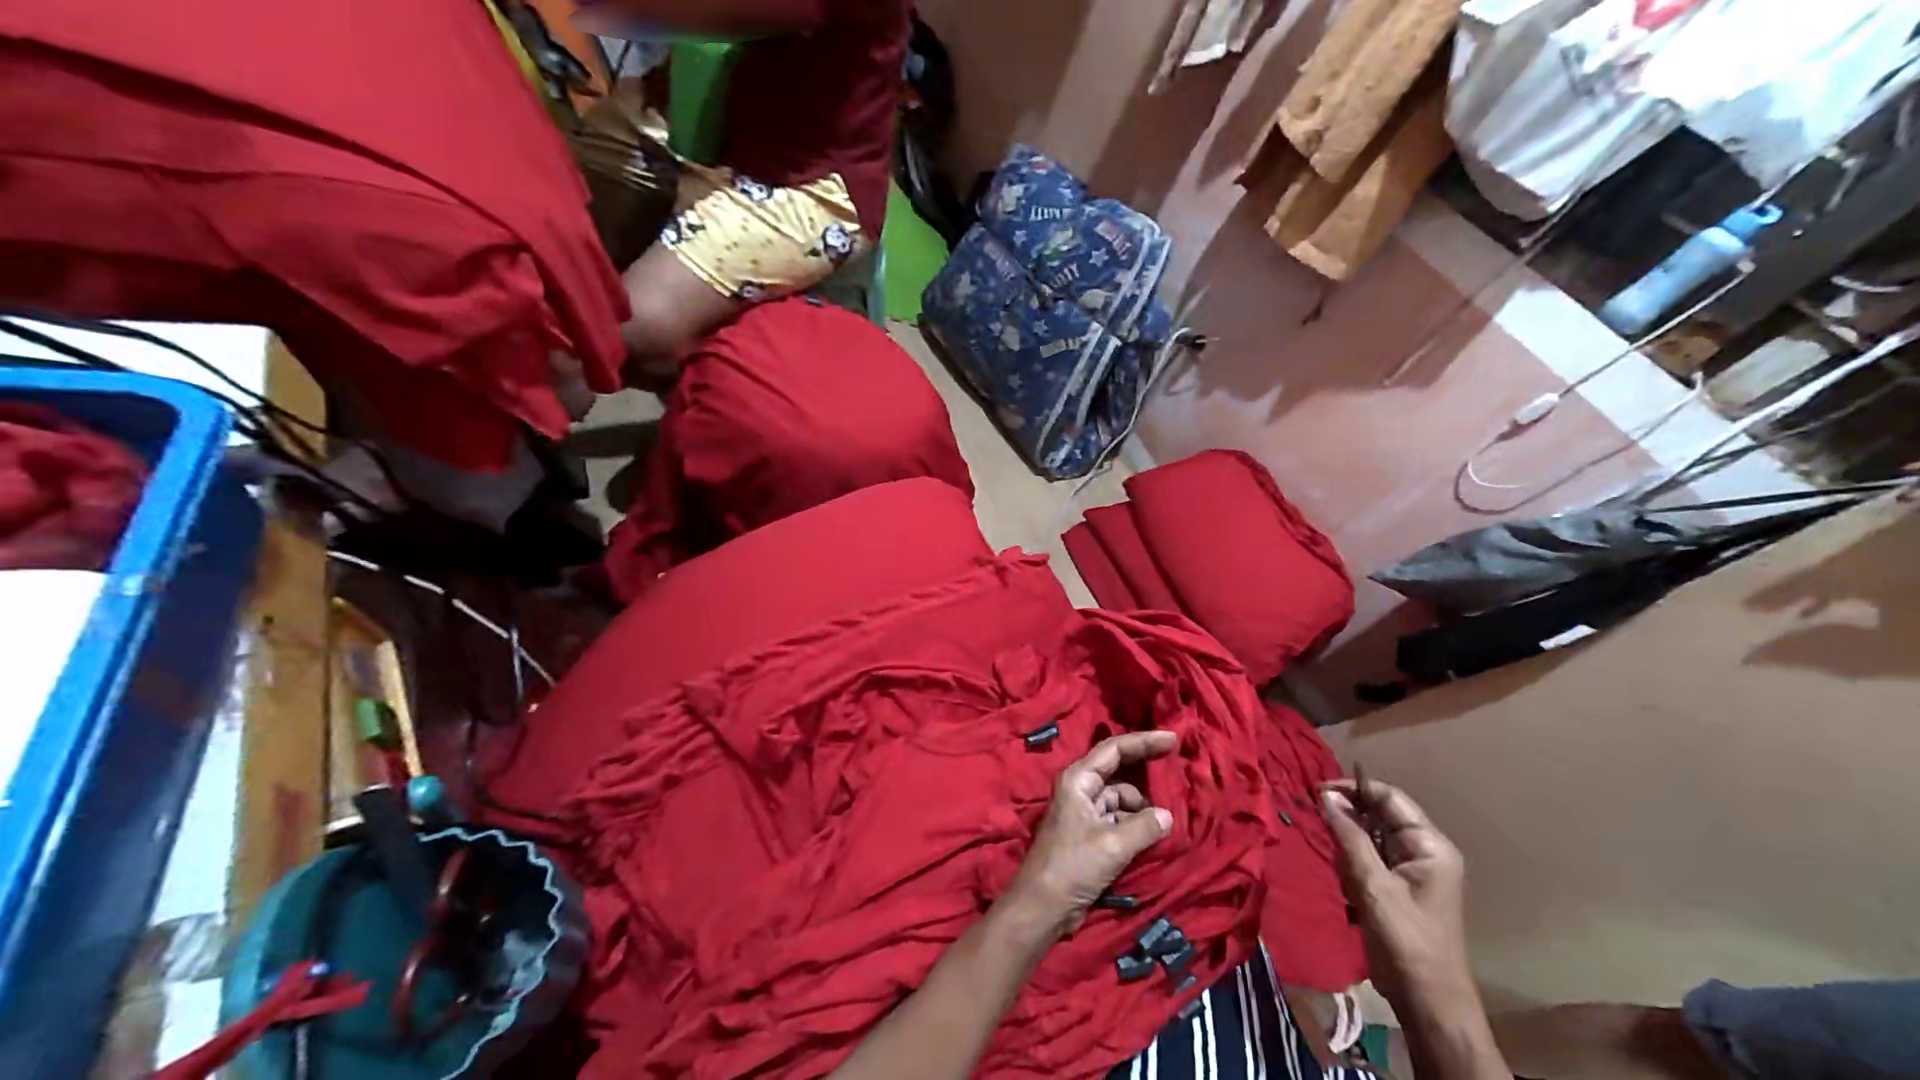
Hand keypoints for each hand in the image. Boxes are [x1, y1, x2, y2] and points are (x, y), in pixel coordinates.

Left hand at [1005, 731, 1178, 937]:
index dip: (1144, 742)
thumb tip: (1167, 816)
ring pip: (1122, 800)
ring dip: (1143, 809)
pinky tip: (1155, 836)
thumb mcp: (1113, 844)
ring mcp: (1084, 812)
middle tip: (1178, 775)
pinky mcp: (1090, 835)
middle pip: (1119, 772)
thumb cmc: (1073, 865)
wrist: (1043, 906)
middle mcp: (1080, 789)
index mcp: (1078, 780)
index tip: (1173, 739)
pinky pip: (1119, 820)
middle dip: (1147, 774)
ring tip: (1167, 822)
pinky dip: (1137, 825)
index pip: (1114, 750)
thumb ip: (1144, 826)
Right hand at [1321, 777, 1472, 1015]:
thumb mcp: (1372, 884)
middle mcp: (1425, 850)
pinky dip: (1354, 867)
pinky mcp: (1400, 885)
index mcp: (1430, 845)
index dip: (1353, 789)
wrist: (1426, 999)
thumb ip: (1348, 835)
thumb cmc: (1405, 939)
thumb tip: (1326, 795)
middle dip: (1349, 825)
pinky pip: (1370, 858)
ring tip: (1346, 879)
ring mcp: (1413, 869)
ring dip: (1349, 851)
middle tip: (1325, 837)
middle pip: (1378, 815)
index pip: (1389, 797)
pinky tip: (1351, 890)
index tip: (1316, 792)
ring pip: (1369, 837)